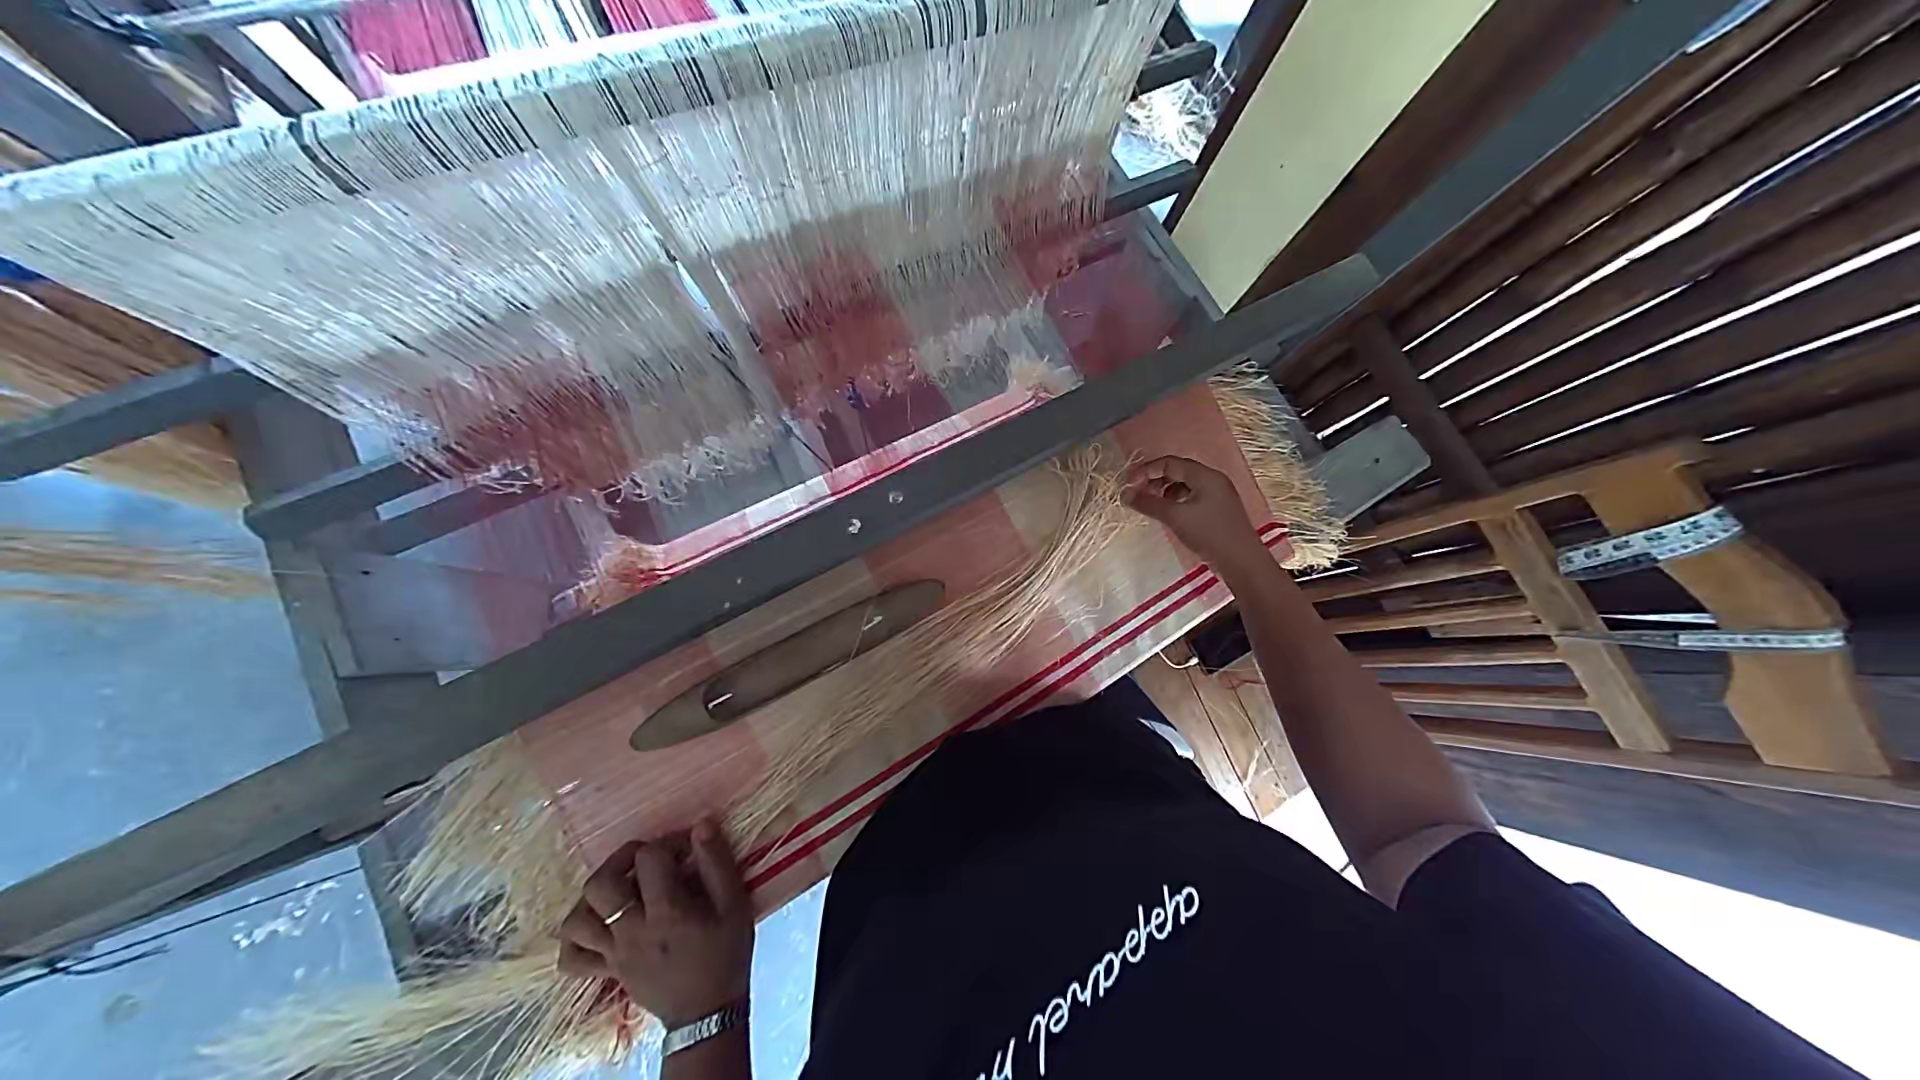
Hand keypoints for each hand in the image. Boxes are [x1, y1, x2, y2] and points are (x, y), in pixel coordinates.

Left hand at [556, 822, 753, 1026]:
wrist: (709, 1012)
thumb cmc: (726, 953)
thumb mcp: (735, 904)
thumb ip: (717, 863)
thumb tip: (700, 825)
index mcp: (665, 913)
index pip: (649, 859)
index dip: (668, 842)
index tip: (687, 847)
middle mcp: (631, 931)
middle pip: (599, 884)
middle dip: (620, 858)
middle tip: (646, 856)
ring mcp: (613, 954)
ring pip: (576, 920)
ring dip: (594, 895)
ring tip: (621, 886)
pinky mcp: (607, 971)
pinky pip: (571, 957)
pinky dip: (577, 936)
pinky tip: (598, 922)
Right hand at [1123, 456, 1265, 571]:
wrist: (1241, 560)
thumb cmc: (1209, 534)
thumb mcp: (1175, 517)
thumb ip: (1148, 503)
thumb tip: (1125, 494)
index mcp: (1205, 475)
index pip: (1170, 463)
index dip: (1146, 471)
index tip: (1128, 484)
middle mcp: (1213, 480)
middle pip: (1177, 471)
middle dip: (1154, 480)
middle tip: (1137, 494)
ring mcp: (1217, 494)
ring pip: (1184, 485)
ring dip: (1164, 491)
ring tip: (1150, 504)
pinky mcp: (1218, 509)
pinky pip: (1192, 496)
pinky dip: (1175, 500)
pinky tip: (1168, 514)